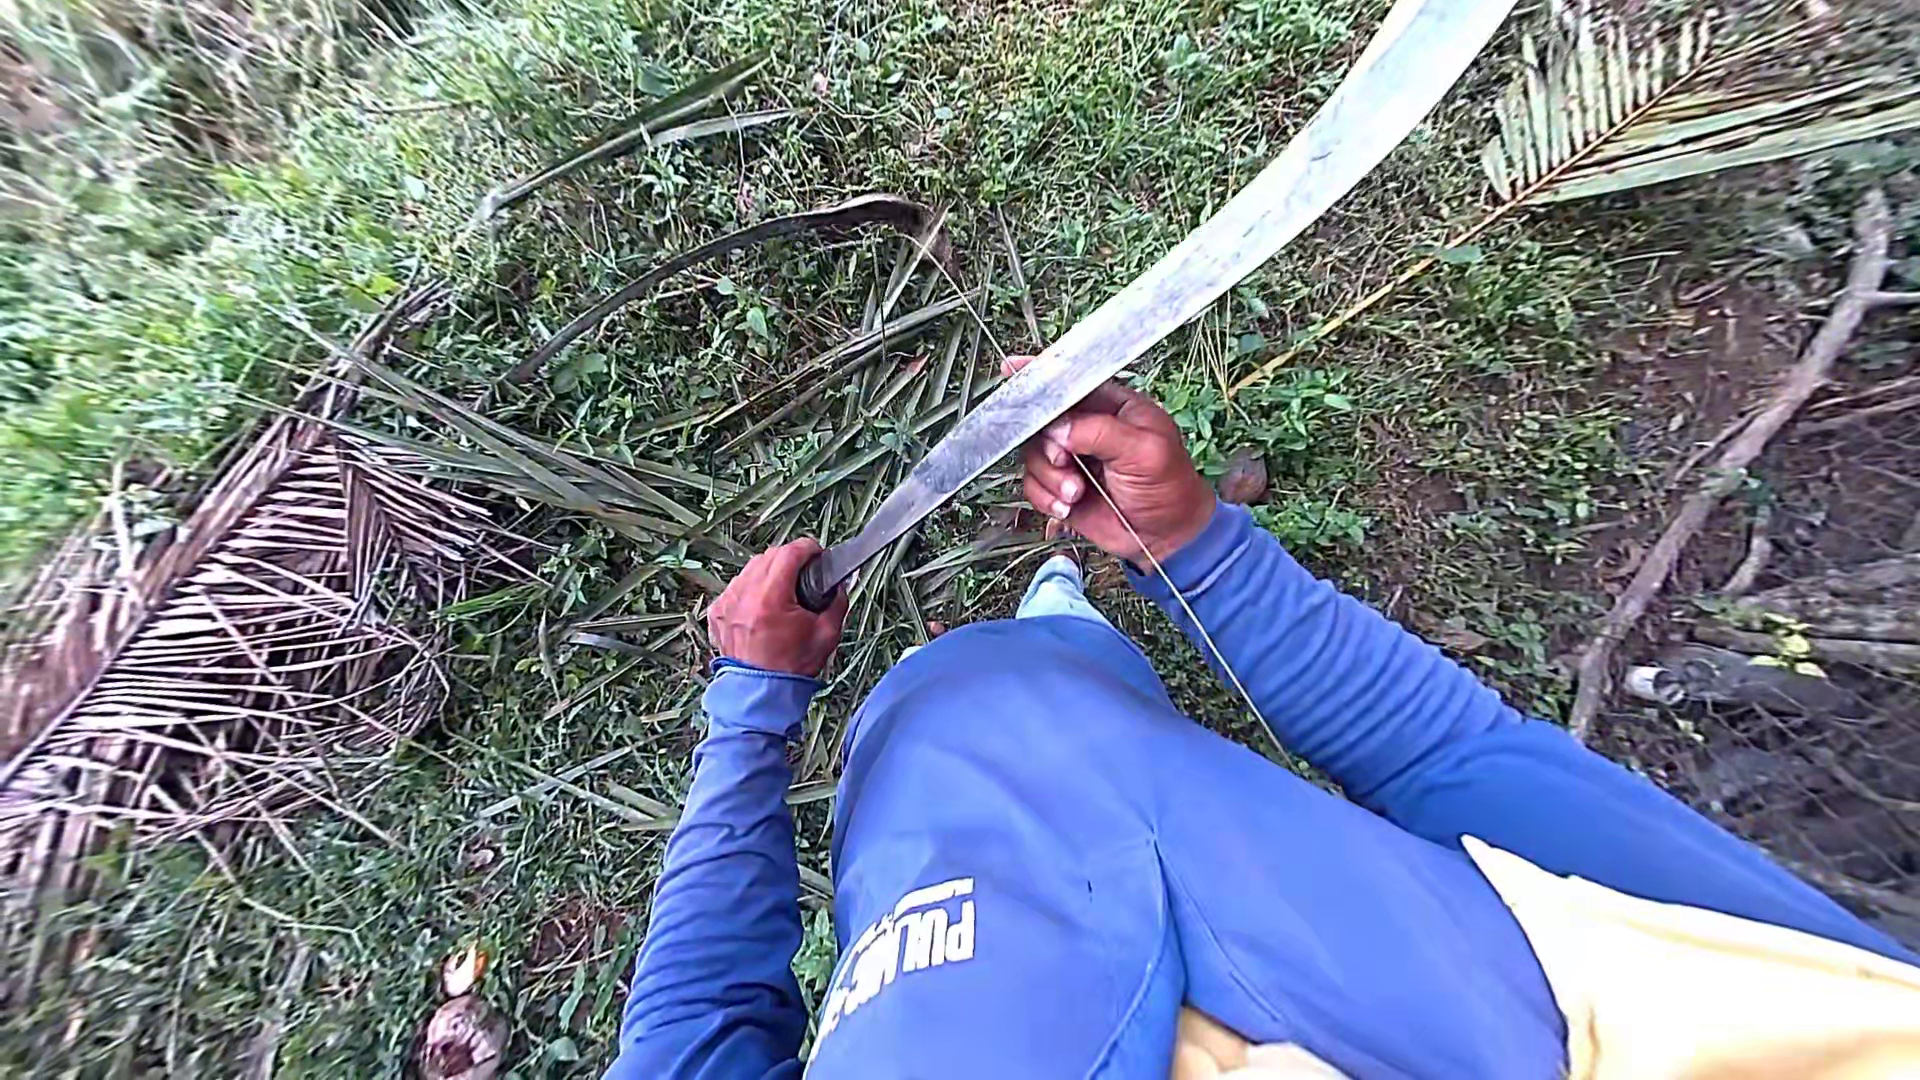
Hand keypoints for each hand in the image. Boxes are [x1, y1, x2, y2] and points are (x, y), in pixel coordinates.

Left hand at [707, 539, 850, 676]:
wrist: (761, 694)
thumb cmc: (794, 666)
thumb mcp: (827, 633)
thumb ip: (837, 601)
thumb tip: (840, 582)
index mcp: (770, 598)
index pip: (789, 553)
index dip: (808, 548)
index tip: (818, 554)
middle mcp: (743, 595)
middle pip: (769, 556)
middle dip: (790, 558)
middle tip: (806, 572)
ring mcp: (726, 602)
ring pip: (751, 568)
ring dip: (770, 571)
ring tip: (785, 588)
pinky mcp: (717, 612)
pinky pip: (737, 586)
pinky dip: (752, 588)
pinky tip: (764, 604)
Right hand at [1006, 356, 1213, 563]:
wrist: (1165, 538)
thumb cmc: (1167, 487)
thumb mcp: (1143, 450)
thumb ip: (1099, 432)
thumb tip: (1056, 429)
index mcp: (1112, 407)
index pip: (1072, 384)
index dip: (1042, 377)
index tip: (1013, 371)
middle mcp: (1087, 429)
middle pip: (1043, 422)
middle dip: (1048, 446)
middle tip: (1065, 462)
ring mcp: (1071, 459)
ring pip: (1034, 455)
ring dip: (1050, 477)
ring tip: (1076, 494)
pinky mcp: (1060, 488)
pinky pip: (1033, 485)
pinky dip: (1045, 497)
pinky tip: (1066, 507)